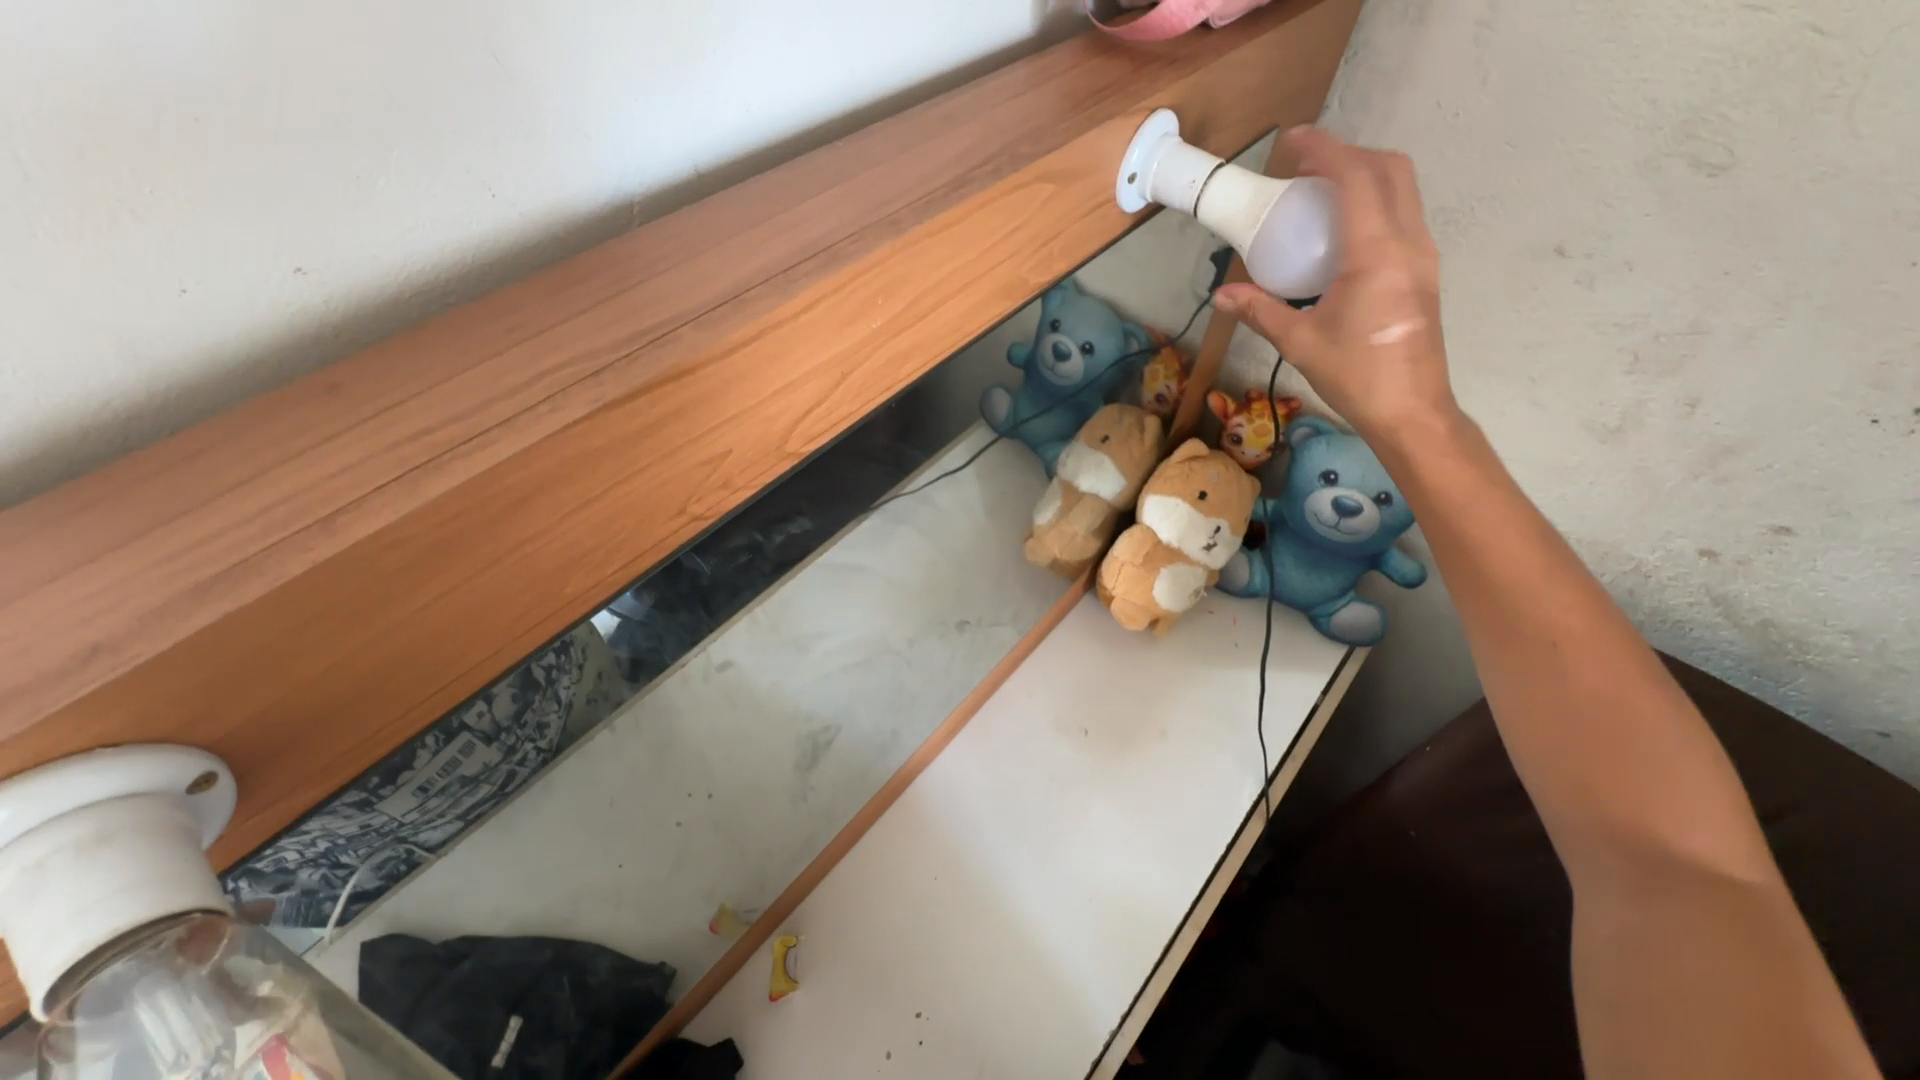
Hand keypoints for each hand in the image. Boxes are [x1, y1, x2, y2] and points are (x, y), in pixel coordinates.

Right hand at [1212, 127, 1461, 452]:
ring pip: (1403, 190)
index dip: (1325, 150)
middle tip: (1306, 168)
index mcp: (1377, 253)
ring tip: (1322, 193)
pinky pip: (1403, 216)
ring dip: (1366, 177)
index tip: (1292, 144)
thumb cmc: (1356, 376)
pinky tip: (1342, 232)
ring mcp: (1423, 256)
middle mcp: (1409, 242)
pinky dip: (1375, 204)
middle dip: (1349, 155)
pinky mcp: (1425, 272)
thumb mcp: (1300, 342)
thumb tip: (1222, 297)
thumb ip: (1261, 311)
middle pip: (1390, 170)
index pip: (1357, 178)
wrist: (1411, 410)